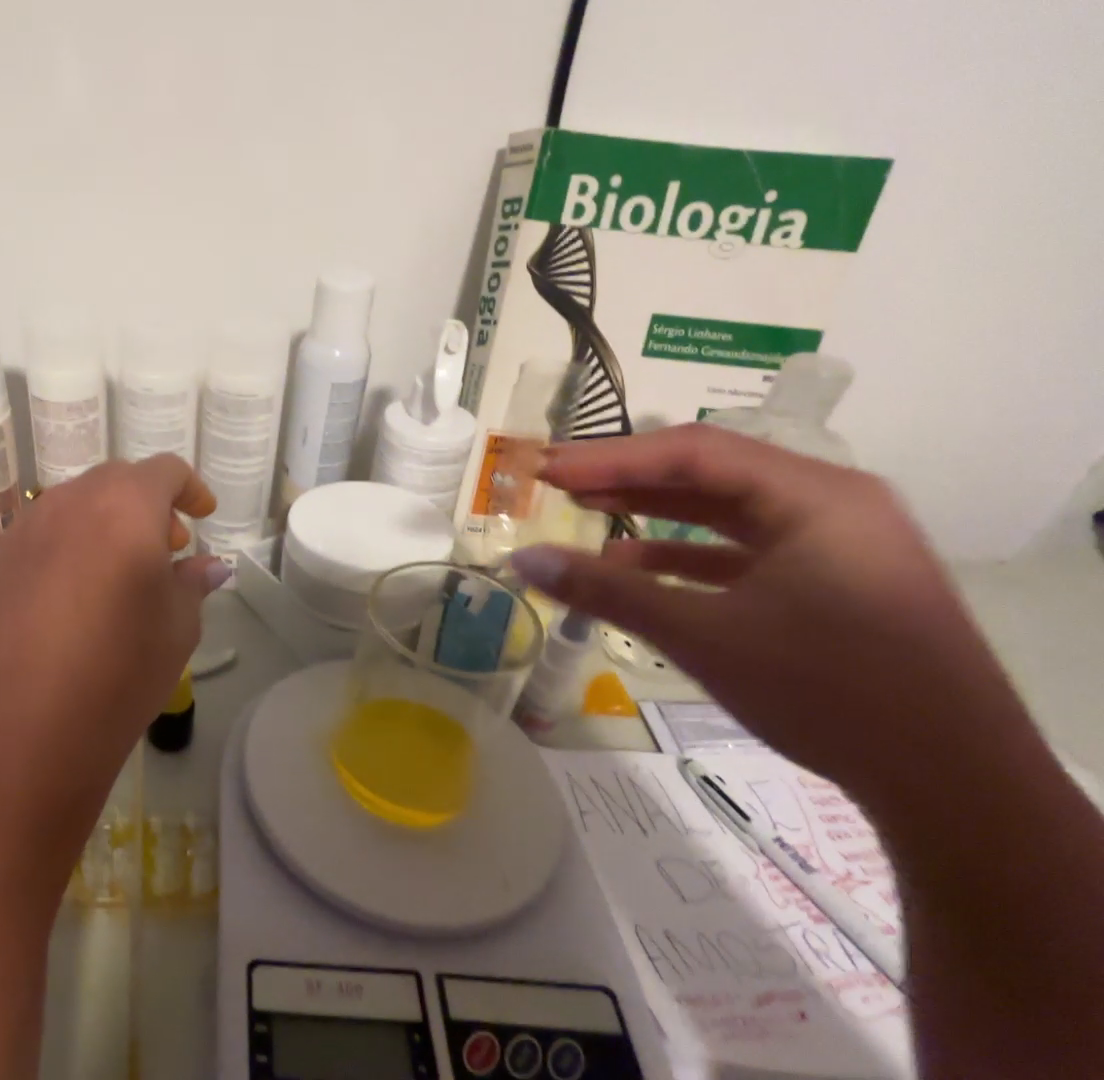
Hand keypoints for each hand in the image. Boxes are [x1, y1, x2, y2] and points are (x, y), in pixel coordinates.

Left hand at [0, 455, 228, 859]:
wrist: (27, 725)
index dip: (190, 488)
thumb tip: (207, 566)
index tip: (203, 515)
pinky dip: (65, 547)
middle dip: (146, 505)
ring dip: (103, 524)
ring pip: (73, 506)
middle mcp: (70, 503)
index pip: (164, 471)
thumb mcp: (177, 627)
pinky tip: (70, 595)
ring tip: (117, 572)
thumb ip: (192, 583)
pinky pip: (40, 537)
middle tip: (165, 548)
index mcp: (125, 507)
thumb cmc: (120, 671)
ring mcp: (25, 530)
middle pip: (115, 482)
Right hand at [508, 424, 1029, 795]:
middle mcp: (833, 504)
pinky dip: (689, 555)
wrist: (950, 781)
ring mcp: (839, 545)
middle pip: (713, 472)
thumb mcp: (704, 636)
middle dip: (630, 477)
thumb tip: (523, 560)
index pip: (696, 452)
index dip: (611, 457)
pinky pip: (748, 552)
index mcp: (816, 496)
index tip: (546, 471)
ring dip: (657, 512)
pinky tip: (636, 568)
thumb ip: (609, 592)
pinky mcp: (835, 584)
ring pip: (730, 511)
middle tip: (558, 483)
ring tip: (587, 514)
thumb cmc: (827, 690)